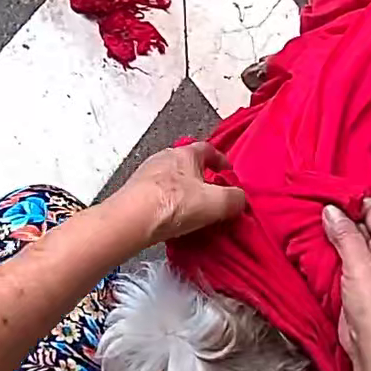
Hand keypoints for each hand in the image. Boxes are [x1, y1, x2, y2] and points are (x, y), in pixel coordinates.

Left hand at [110, 142, 245, 244]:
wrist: (131, 220)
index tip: (228, 173)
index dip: (221, 160)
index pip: (208, 149)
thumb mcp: (216, 203)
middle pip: (188, 165)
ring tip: (193, 212)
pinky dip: (168, 206)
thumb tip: (239, 200)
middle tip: (213, 197)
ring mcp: (146, 175)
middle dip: (202, 179)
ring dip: (183, 194)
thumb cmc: (174, 204)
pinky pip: (157, 196)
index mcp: (185, 154)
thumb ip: (234, 199)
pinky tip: (172, 221)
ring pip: (171, 181)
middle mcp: (163, 158)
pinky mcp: (134, 194)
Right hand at [322, 198, 370, 370]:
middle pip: (361, 223)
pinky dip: (328, 252)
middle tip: (307, 206)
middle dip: (337, 216)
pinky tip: (311, 246)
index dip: (350, 200)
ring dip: (330, 235)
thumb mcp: (360, 268)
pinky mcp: (359, 283)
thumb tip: (330, 211)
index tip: (322, 195)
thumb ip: (346, 236)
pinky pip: (343, 259)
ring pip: (350, 241)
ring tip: (305, 223)